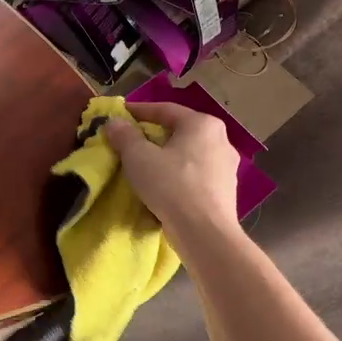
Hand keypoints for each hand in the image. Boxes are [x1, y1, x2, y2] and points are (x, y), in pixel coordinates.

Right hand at [104, 100, 242, 251]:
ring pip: (188, 152)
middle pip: (179, 130)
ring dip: (166, 154)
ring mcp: (227, 165)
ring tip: (145, 163)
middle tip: (130, 140)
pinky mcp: (226, 188)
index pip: (165, 109)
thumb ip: (124, 136)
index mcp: (202, 124)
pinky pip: (195, 172)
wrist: (205, 231)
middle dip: (153, 134)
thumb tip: (114, 122)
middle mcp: (221, 139)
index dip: (139, 110)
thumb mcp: (138, 157)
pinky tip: (164, 183)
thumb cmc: (171, 185)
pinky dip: (178, 172)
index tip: (119, 115)